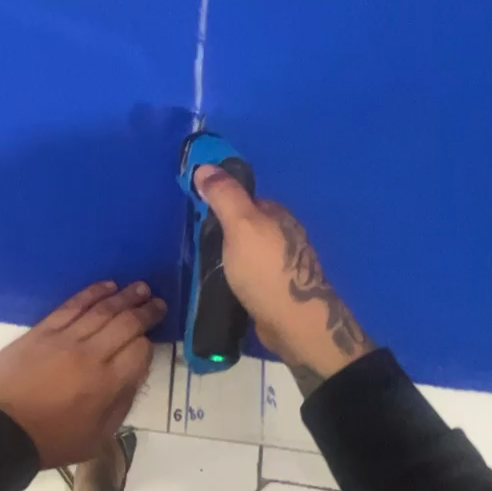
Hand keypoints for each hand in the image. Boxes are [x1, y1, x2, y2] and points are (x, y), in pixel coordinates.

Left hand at [0, 281, 162, 467]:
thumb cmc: (49, 441)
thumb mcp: (95, 438)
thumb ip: (120, 404)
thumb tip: (134, 375)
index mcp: (107, 385)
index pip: (139, 352)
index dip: (149, 343)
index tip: (151, 340)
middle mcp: (90, 355)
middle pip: (126, 325)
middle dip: (146, 312)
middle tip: (159, 303)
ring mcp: (65, 339)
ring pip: (102, 310)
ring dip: (125, 296)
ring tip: (141, 288)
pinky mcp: (42, 330)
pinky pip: (73, 306)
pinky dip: (92, 293)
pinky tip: (107, 286)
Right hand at [193, 165, 376, 393]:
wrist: (295, 324)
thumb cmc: (265, 271)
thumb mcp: (241, 226)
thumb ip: (224, 196)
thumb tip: (204, 166)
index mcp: (279, 215)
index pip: (246, 199)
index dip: (221, 203)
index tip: (196, 214)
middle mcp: (285, 236)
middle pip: (247, 226)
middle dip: (224, 231)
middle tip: (197, 243)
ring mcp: (284, 265)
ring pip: (249, 252)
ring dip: (230, 257)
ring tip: (206, 266)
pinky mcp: (278, 290)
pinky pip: (251, 275)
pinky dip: (238, 277)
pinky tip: (225, 285)